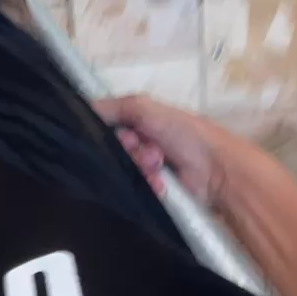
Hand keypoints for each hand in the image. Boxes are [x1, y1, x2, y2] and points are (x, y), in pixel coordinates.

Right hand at [94, 94, 238, 208]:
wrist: (217, 169)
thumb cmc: (182, 132)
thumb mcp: (143, 107)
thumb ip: (111, 106)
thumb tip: (79, 108)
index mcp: (138, 120)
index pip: (106, 123)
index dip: (105, 127)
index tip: (119, 131)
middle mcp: (140, 141)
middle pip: (113, 146)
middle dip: (128, 147)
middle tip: (142, 149)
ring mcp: (147, 166)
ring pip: (124, 167)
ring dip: (139, 165)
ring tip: (157, 166)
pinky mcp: (154, 189)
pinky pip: (136, 186)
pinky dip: (148, 182)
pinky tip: (160, 181)